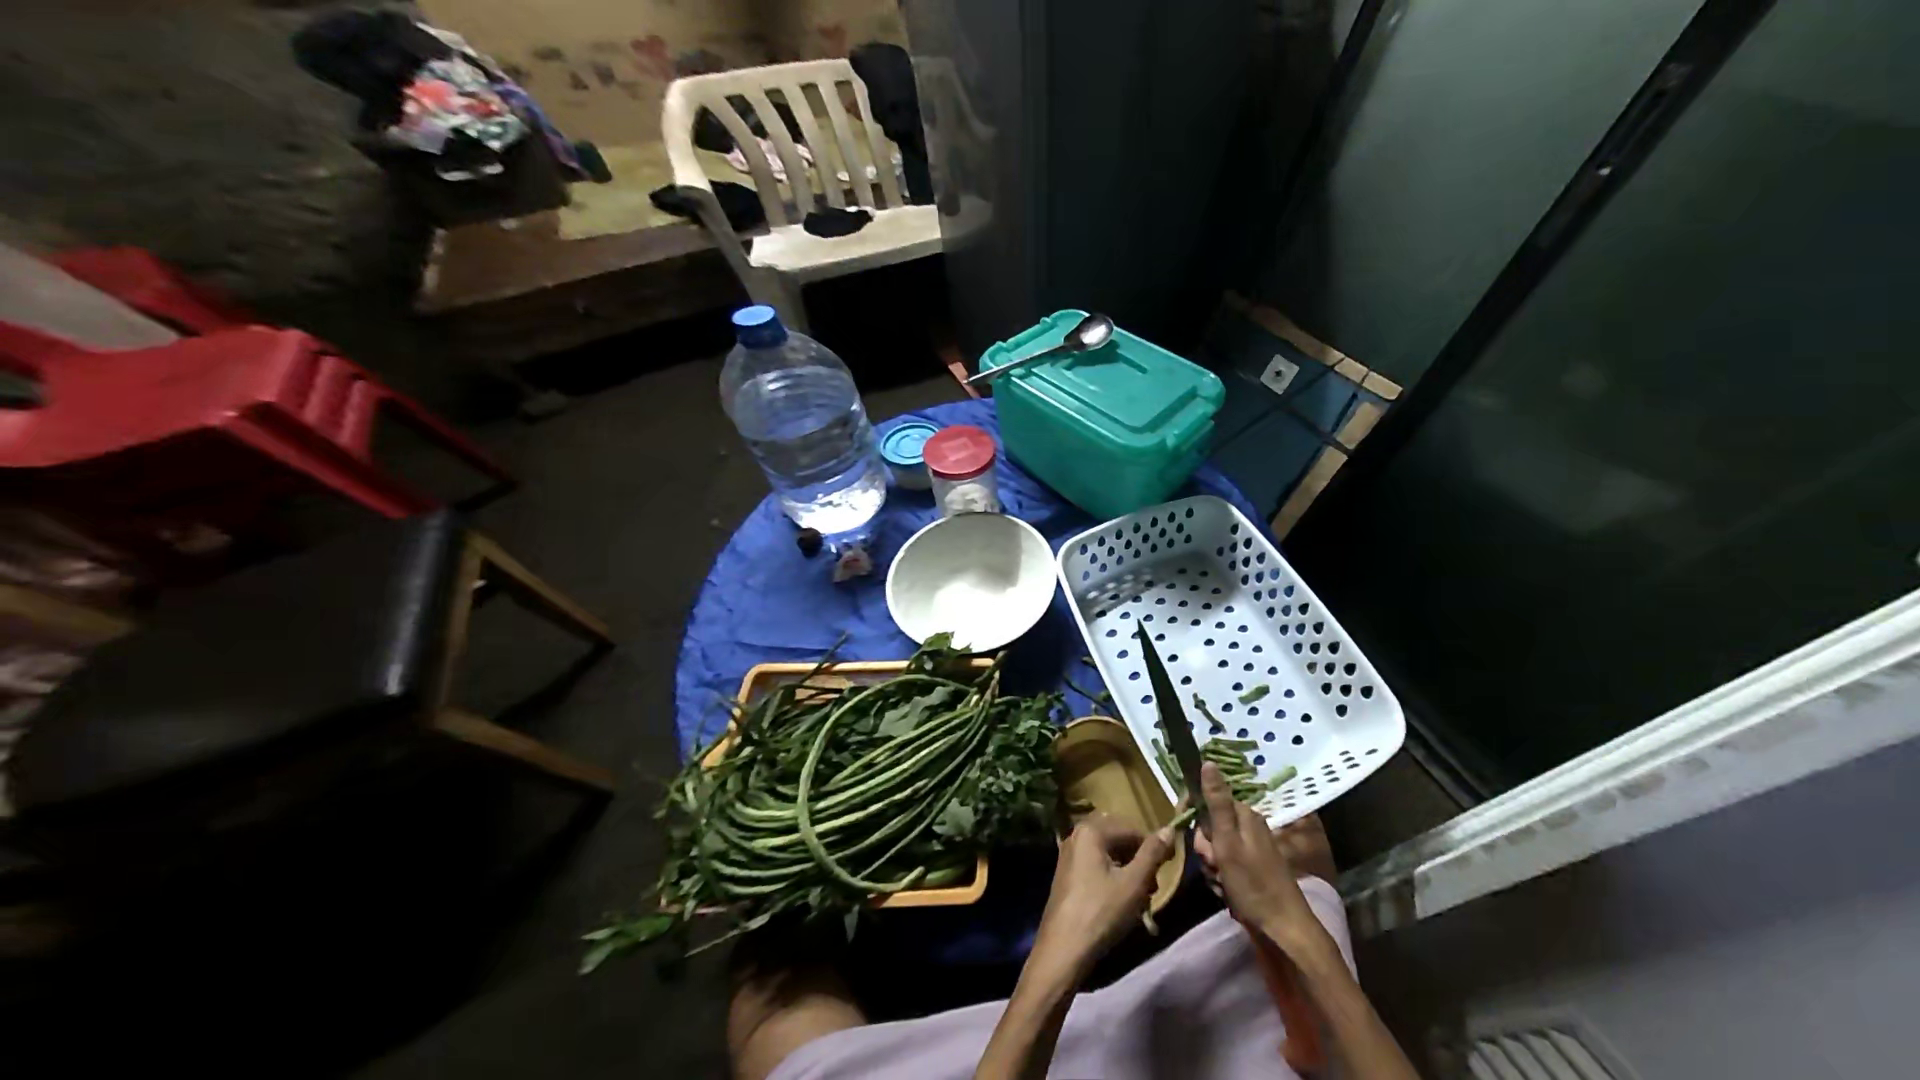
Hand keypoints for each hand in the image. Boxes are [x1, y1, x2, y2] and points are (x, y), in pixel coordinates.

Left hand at [1028, 814, 1173, 983]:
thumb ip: (1153, 853)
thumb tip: (1169, 829)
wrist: (1065, 947)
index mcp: (1091, 831)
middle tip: (1152, 886)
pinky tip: (1122, 901)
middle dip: (1139, 860)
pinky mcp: (1067, 874)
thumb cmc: (1102, 911)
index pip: (1132, 829)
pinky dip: (1113, 877)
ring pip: (1108, 854)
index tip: (1169, 867)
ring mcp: (1069, 855)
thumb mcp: (1134, 883)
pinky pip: (1096, 866)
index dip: (1153, 847)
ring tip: (1141, 898)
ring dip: (1128, 871)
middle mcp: (1076, 836)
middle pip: (1118, 840)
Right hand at [1194, 762, 1338, 964]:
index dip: (1192, 814)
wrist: (1282, 929)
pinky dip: (1220, 877)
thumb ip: (1217, 802)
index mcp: (1243, 815)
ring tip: (1222, 881)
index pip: (1206, 801)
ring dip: (1211, 866)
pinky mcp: (1248, 869)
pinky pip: (1223, 865)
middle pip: (1208, 827)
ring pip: (1213, 849)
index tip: (1187, 830)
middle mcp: (1247, 827)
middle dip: (1204, 848)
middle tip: (1214, 863)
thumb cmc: (1254, 883)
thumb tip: (1208, 761)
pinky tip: (1227, 891)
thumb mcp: (1228, 840)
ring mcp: (1248, 849)